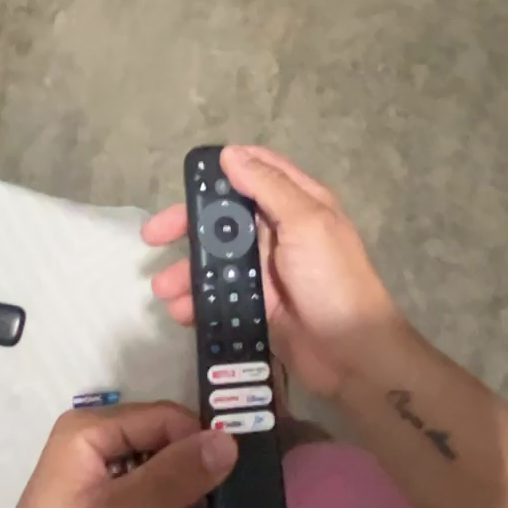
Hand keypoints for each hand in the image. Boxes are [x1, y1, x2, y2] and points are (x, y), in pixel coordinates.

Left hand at [0, 402, 237, 507]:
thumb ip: (175, 476)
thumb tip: (229, 438)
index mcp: (92, 430)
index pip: (166, 417)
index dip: (200, 442)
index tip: (236, 473)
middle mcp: (102, 446)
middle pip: (170, 445)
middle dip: (199, 475)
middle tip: (233, 502)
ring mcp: (110, 482)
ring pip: (171, 476)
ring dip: (194, 502)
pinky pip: (162, 503)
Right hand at [144, 145, 402, 395]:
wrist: (354, 355)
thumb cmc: (332, 279)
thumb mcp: (305, 223)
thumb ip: (268, 187)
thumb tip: (230, 153)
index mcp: (299, 203)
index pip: (259, 171)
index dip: (224, 169)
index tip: (188, 176)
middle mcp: (282, 230)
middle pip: (227, 217)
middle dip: (189, 225)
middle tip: (153, 235)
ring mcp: (269, 270)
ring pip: (218, 259)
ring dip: (188, 270)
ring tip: (164, 289)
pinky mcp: (260, 305)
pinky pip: (221, 295)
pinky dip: (199, 301)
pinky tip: (181, 312)